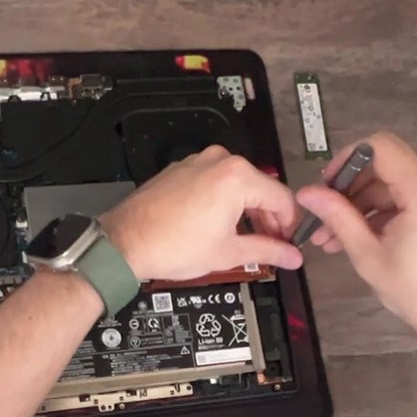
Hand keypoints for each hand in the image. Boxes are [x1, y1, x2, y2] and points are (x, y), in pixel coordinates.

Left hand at [102, 146, 303, 281]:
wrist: (126, 244)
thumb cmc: (170, 246)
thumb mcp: (228, 253)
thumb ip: (267, 251)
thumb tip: (291, 256)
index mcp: (237, 177)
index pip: (281, 198)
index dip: (290, 225)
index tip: (289, 243)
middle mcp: (219, 161)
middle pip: (261, 189)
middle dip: (268, 219)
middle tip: (272, 245)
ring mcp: (198, 163)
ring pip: (238, 185)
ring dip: (247, 212)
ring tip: (245, 240)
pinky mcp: (182, 170)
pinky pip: (215, 183)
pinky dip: (224, 203)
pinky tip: (220, 227)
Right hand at [295, 133, 416, 359]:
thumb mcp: (369, 254)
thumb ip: (337, 217)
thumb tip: (306, 193)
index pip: (379, 147)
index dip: (345, 161)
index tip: (324, 186)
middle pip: (385, 165)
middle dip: (350, 190)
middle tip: (322, 219)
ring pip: (394, 183)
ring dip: (363, 205)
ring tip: (333, 238)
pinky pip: (409, 196)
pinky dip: (383, 212)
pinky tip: (359, 237)